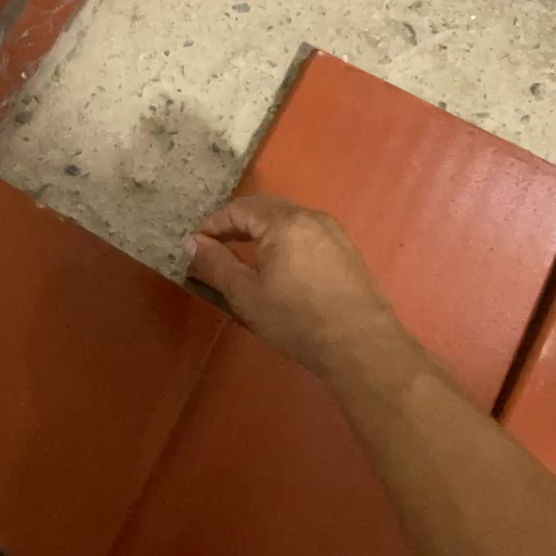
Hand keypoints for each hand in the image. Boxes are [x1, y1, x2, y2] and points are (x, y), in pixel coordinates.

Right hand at [186, 196, 407, 376]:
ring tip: (242, 252)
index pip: (237, 209)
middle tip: (214, 244)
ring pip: (286, 218)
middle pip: (263, 207)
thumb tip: (192, 243)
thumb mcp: (246, 295)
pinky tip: (277, 263)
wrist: (363, 348)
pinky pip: (304, 231)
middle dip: (234, 222)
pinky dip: (282, 238)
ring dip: (259, 229)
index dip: (211, 224)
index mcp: (283, 222)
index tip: (194, 244)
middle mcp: (310, 217)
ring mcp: (333, 232)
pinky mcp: (346, 250)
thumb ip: (215, 264)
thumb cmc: (297, 320)